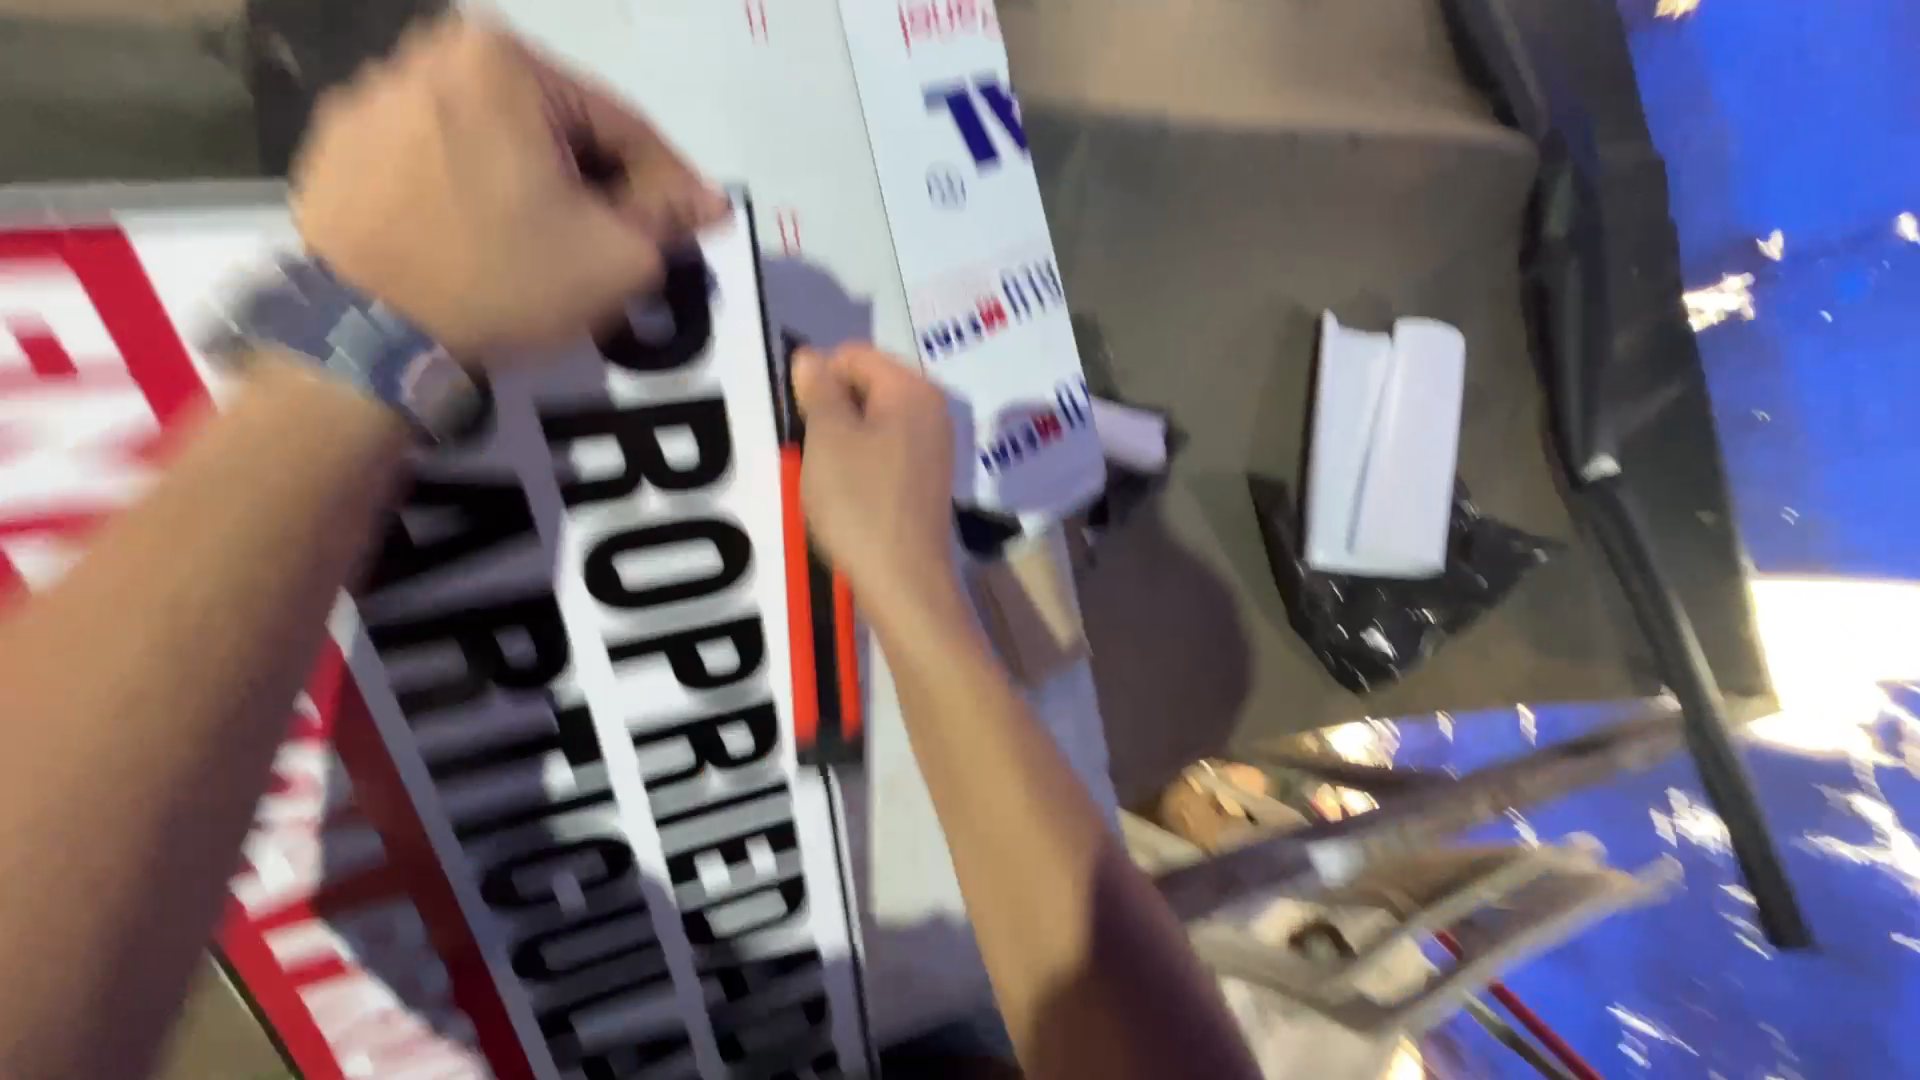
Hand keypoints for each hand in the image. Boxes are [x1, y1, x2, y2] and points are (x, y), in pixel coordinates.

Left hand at [291, 15, 727, 356]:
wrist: (367, 332)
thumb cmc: (507, 279)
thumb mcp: (618, 257)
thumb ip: (671, 219)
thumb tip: (711, 203)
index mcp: (504, 62)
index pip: (624, 126)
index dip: (674, 183)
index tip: (703, 222)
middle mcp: (433, 55)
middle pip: (561, 131)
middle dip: (606, 187)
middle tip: (635, 241)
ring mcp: (376, 97)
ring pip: (503, 146)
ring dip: (547, 190)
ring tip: (567, 249)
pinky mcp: (343, 144)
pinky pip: (446, 164)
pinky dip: (486, 197)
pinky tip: (501, 245)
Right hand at [793, 346, 960, 618]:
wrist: (904, 580)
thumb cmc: (861, 503)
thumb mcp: (828, 438)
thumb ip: (819, 389)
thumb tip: (811, 358)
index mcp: (913, 390)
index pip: (854, 355)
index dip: (818, 378)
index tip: (802, 421)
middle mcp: (932, 411)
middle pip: (866, 386)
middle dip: (831, 410)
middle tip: (812, 450)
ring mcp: (934, 447)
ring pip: (872, 422)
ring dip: (842, 440)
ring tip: (827, 476)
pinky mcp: (927, 480)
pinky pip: (885, 452)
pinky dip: (861, 463)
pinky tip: (848, 493)